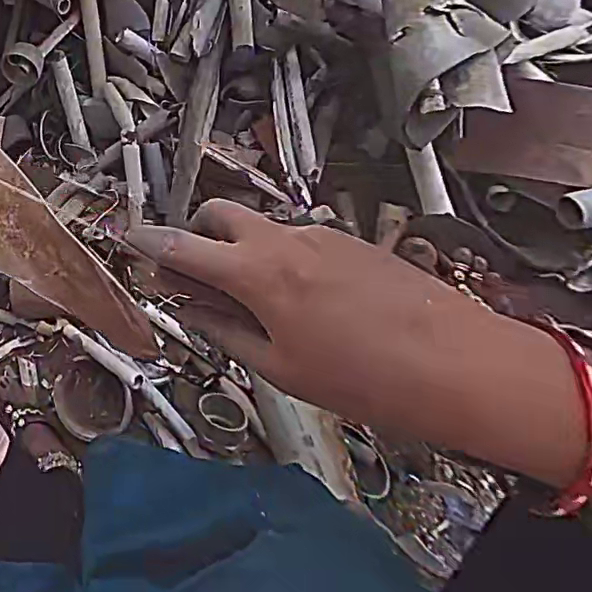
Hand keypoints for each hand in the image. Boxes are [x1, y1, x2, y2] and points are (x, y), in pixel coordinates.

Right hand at [128, 200, 486, 424]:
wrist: (460, 363)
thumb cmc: (367, 378)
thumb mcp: (282, 368)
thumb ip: (228, 331)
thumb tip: (195, 312)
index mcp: (257, 273)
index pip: (184, 246)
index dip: (150, 241)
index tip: (131, 239)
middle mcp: (283, 240)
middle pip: (218, 213)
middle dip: (196, 233)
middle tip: (195, 273)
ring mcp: (317, 233)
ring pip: (258, 226)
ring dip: (239, 247)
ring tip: (255, 299)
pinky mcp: (345, 237)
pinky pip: (294, 236)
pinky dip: (277, 254)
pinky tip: (300, 297)